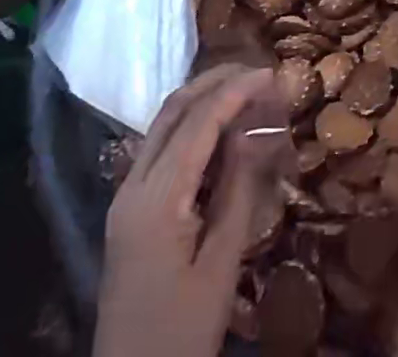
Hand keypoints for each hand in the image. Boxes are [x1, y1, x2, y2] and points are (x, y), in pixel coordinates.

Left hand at [95, 65, 287, 356]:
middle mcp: (132, 187)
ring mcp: (126, 197)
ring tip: (246, 88)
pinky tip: (221, 128)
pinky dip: (192, 126)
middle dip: (214, 82)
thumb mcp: (221, 262)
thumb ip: (238, 189)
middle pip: (172, 112)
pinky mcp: (130, 209)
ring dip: (202, 99)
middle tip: (258, 71)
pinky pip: (160, 149)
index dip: (235, 91)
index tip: (271, 72)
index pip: (197, 124)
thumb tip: (256, 130)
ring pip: (162, 126)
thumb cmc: (184, 328)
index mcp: (156, 200)